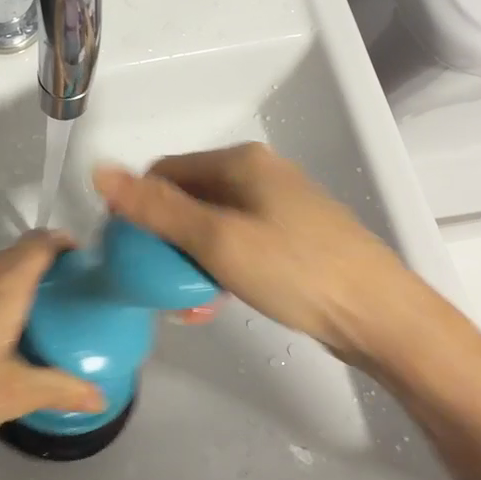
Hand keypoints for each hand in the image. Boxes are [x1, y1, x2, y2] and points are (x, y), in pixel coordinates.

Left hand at [0, 231, 106, 470]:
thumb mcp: (15, 395)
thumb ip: (60, 389)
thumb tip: (100, 398)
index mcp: (1, 286)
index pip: (36, 244)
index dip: (60, 243)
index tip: (77, 259)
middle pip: (9, 256)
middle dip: (36, 266)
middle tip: (58, 296)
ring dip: (3, 283)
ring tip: (20, 316)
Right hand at [93, 143, 432, 358]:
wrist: (381, 317)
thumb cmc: (294, 272)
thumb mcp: (216, 240)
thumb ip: (156, 208)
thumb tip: (99, 169)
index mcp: (240, 162)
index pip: (164, 171)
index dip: (137, 207)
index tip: (125, 250)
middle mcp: (259, 175)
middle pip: (188, 197)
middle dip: (163, 238)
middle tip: (151, 280)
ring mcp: (280, 208)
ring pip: (212, 225)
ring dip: (188, 258)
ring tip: (181, 299)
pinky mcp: (295, 240)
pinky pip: (238, 245)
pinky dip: (218, 267)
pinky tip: (214, 301)